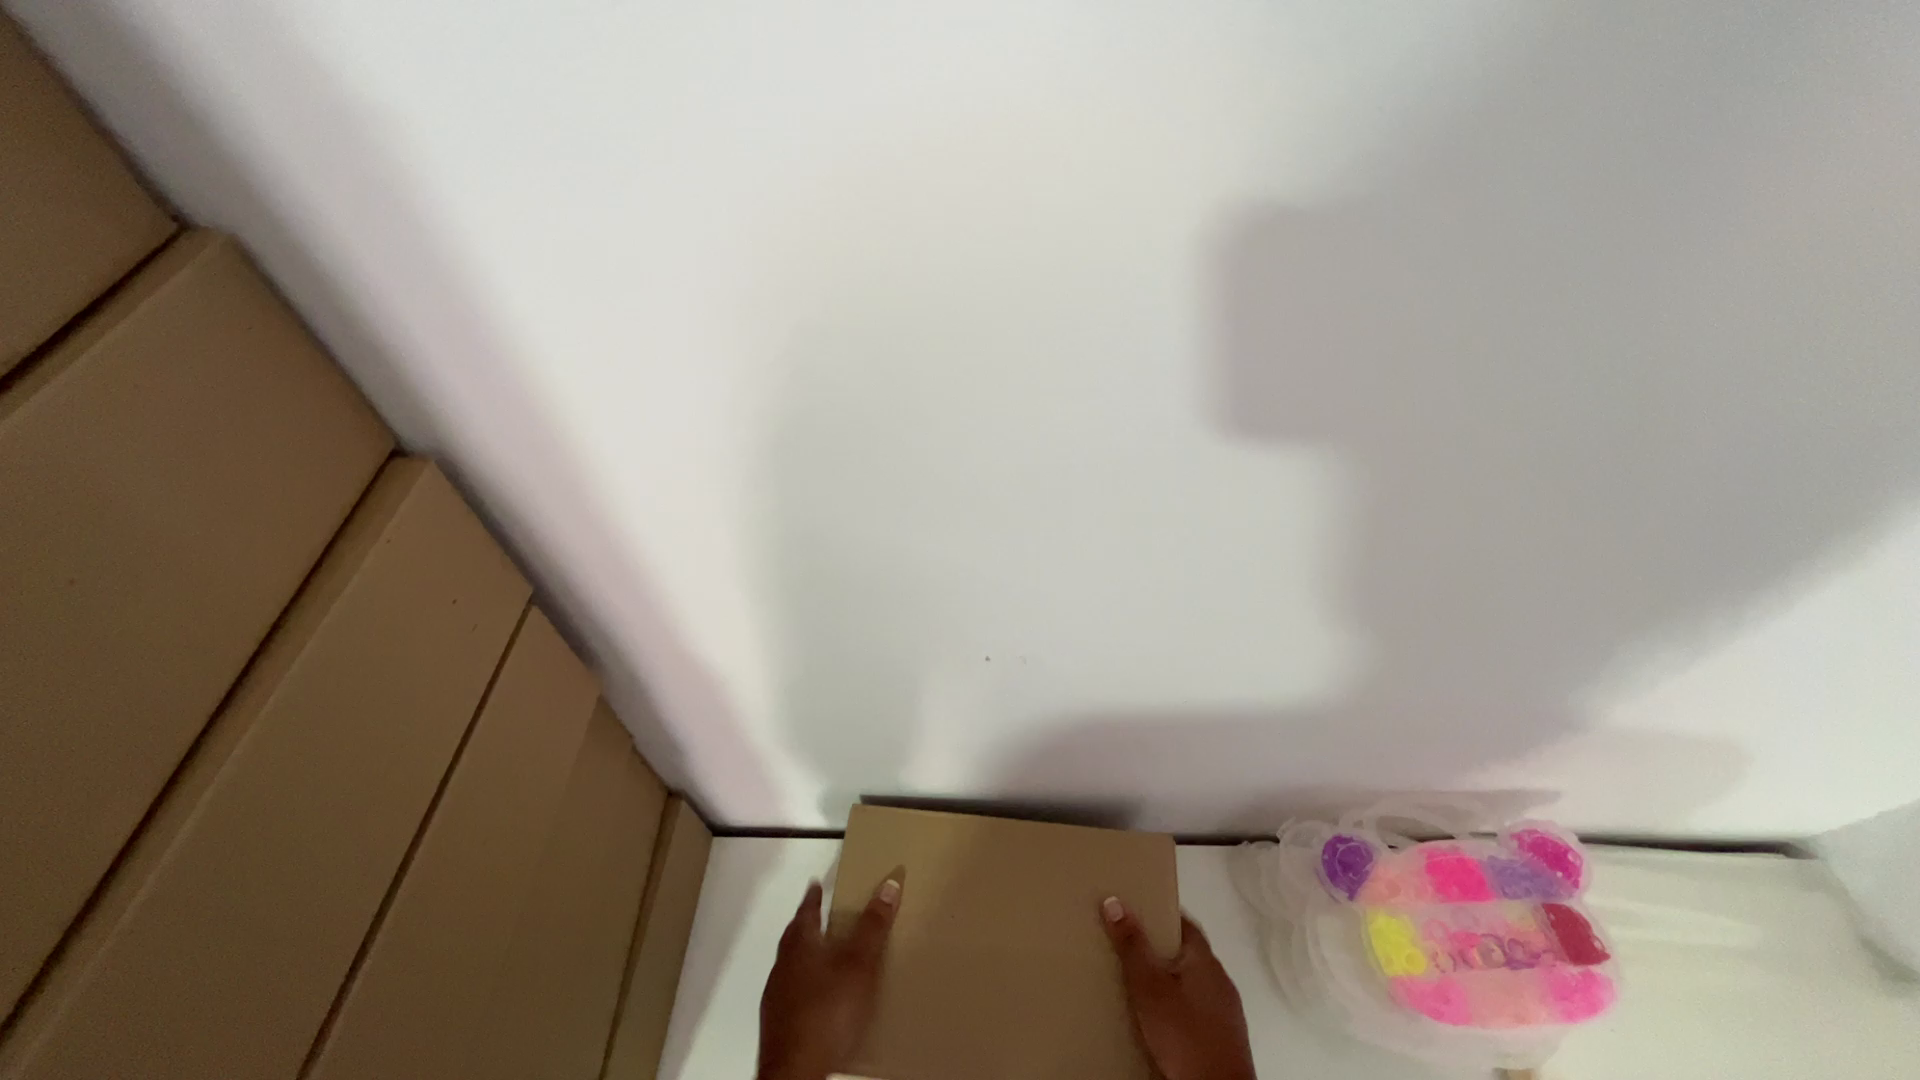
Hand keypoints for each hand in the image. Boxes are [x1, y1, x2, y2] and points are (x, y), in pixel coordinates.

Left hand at [757, 877, 900, 1079]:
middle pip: (794, 937)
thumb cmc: (829, 1009)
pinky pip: (793, 992)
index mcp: (800, 945)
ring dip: (807, 956)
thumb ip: (873, 927)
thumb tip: (889, 883)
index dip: (814, 896)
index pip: (806, 911)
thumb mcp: (859, 965)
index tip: (816, 884)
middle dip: (808, 924)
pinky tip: (820, 997)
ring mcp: (776, 996)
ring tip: (826, 957)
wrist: (796, 1070)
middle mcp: (783, 965)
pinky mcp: (778, 1024)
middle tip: (824, 917)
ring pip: (791, 965)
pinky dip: (806, 985)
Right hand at [1102, 898, 1257, 1079]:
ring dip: (1170, 981)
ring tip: (1139, 987)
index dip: (1160, 915)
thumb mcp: (1148, 988)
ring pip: (1193, 983)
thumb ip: (1132, 946)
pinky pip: (1198, 1008)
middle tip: (1128, 950)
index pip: (1184, 924)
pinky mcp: (1225, 1037)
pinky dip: (1179, 1006)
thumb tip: (1114, 900)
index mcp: (1205, 960)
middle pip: (1188, 954)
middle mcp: (1221, 979)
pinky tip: (1161, 1020)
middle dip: (1160, 951)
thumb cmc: (1183, 1033)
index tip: (1136, 914)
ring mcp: (1227, 1010)